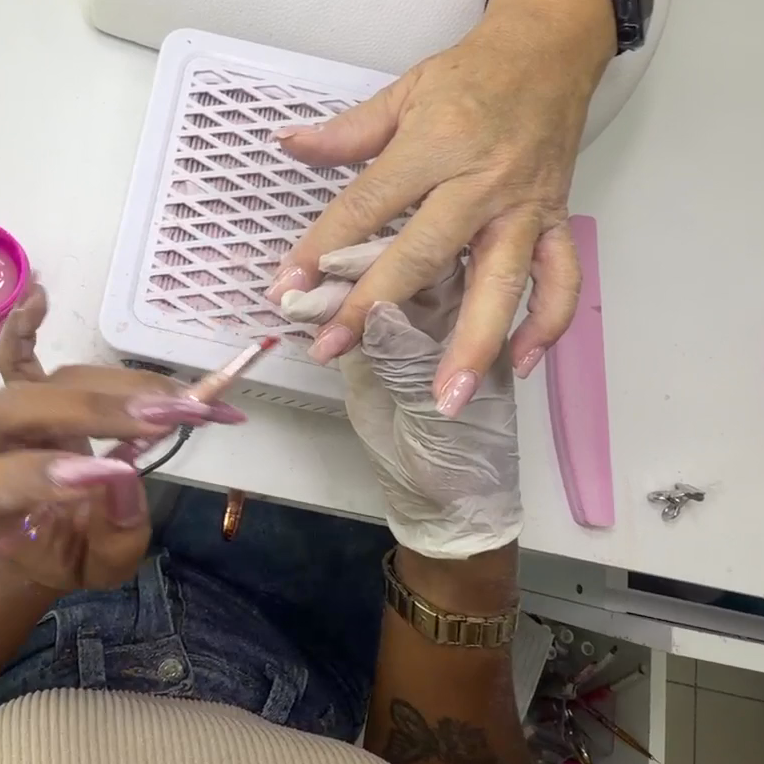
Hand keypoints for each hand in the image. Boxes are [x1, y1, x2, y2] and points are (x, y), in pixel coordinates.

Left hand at [0, 284, 245, 589]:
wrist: (48, 540)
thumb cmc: (70, 554)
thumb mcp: (99, 568)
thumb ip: (113, 533)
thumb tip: (126, 474)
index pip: (6, 477)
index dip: (54, 470)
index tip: (119, 469)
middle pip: (25, 407)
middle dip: (98, 410)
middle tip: (168, 418)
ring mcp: (4, 417)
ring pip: (57, 381)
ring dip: (122, 388)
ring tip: (186, 402)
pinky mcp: (24, 392)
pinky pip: (17, 355)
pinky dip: (26, 326)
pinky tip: (39, 296)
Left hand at [269, 0, 609, 414]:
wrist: (551, 51)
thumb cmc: (469, 75)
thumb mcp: (402, 93)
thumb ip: (346, 132)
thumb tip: (286, 145)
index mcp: (435, 145)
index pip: (366, 205)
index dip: (320, 248)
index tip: (285, 288)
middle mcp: (481, 183)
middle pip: (423, 254)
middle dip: (375, 307)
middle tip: (333, 350)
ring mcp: (525, 209)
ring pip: (501, 283)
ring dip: (473, 345)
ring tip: (446, 398)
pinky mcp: (557, 222)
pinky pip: (560, 280)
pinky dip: (547, 325)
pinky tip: (521, 364)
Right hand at [286, 243, 520, 559]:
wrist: (442, 504)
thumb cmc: (462, 459)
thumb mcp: (440, 413)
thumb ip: (409, 360)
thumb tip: (377, 307)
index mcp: (469, 322)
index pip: (434, 269)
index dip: (391, 258)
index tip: (348, 259)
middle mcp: (433, 318)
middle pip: (392, 271)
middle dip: (351, 268)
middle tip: (311, 272)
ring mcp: (396, 336)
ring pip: (362, 295)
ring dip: (330, 292)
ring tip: (293, 295)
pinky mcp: (367, 356)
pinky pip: (343, 326)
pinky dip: (321, 316)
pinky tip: (299, 311)